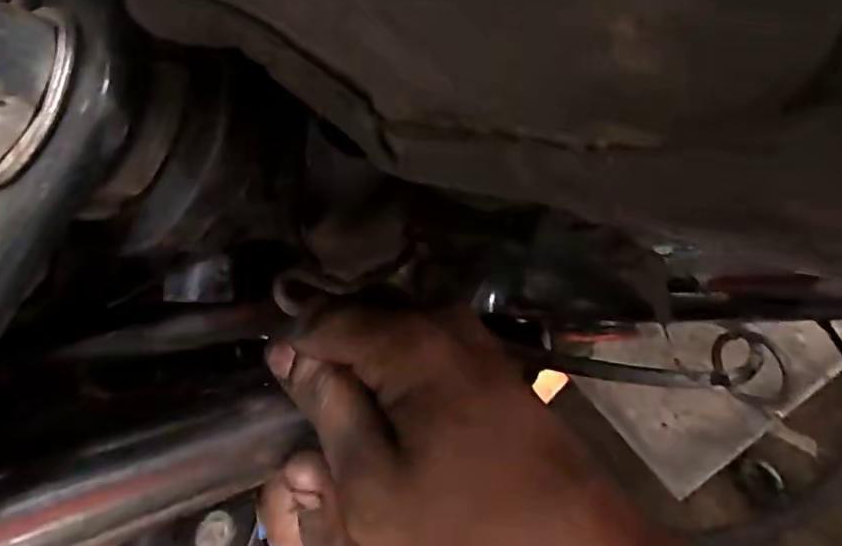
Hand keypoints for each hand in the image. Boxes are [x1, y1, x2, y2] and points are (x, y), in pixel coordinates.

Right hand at [258, 305, 677, 545]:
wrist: (575, 542)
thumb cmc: (466, 525)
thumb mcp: (376, 489)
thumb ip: (330, 411)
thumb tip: (291, 355)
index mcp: (410, 339)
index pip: (327, 319)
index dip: (292, 342)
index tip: (266, 368)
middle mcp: (440, 318)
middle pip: (361, 319)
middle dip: (326, 350)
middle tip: (299, 393)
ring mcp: (468, 334)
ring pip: (390, 331)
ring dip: (360, 362)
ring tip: (339, 406)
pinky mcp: (484, 357)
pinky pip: (420, 345)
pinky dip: (393, 369)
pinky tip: (384, 405)